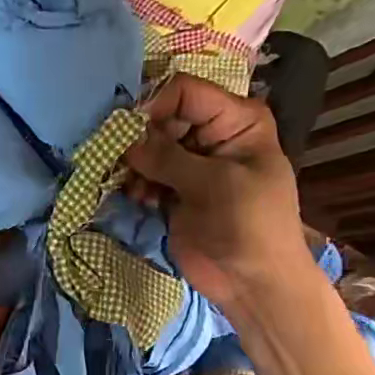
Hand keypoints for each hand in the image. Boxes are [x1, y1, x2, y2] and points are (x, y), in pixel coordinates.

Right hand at [126, 75, 310, 304]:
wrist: (253, 283)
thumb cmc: (248, 226)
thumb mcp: (213, 184)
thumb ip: (167, 157)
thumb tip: (122, 138)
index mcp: (236, 119)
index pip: (184, 91)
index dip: (154, 108)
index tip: (132, 138)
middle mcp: (212, 133)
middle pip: (161, 118)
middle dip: (140, 141)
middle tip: (128, 168)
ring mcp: (191, 162)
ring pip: (147, 147)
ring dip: (135, 167)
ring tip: (137, 191)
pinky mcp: (174, 188)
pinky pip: (144, 172)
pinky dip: (136, 184)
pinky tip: (140, 201)